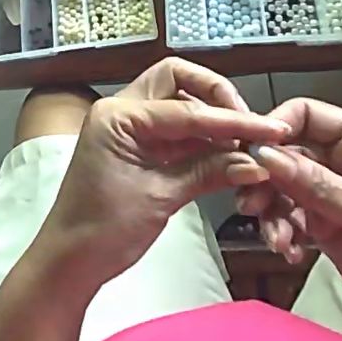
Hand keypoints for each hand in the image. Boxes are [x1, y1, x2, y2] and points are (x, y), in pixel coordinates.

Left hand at [33, 59, 291, 288]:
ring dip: (213, 121)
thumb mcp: (161, 197)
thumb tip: (257, 161)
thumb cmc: (103, 229)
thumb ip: (209, 171)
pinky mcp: (138, 148)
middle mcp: (121, 111)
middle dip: (217, 97)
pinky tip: (230, 155)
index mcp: (118, 116)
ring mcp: (129, 128)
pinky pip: (176, 132)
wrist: (72, 259)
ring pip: (179, 104)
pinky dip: (203, 140)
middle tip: (251, 126)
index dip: (232, 120)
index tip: (270, 130)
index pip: (186, 108)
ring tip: (249, 145)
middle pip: (178, 81)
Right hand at [237, 98, 341, 340]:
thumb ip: (316, 185)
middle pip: (287, 152)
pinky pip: (288, 216)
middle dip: (266, 177)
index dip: (277, 128)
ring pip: (281, 186)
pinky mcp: (325, 225)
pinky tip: (289, 251)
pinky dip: (282, 231)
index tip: (253, 154)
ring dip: (271, 209)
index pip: (308, 115)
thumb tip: (264, 155)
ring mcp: (333, 194)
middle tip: (251, 203)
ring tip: (276, 238)